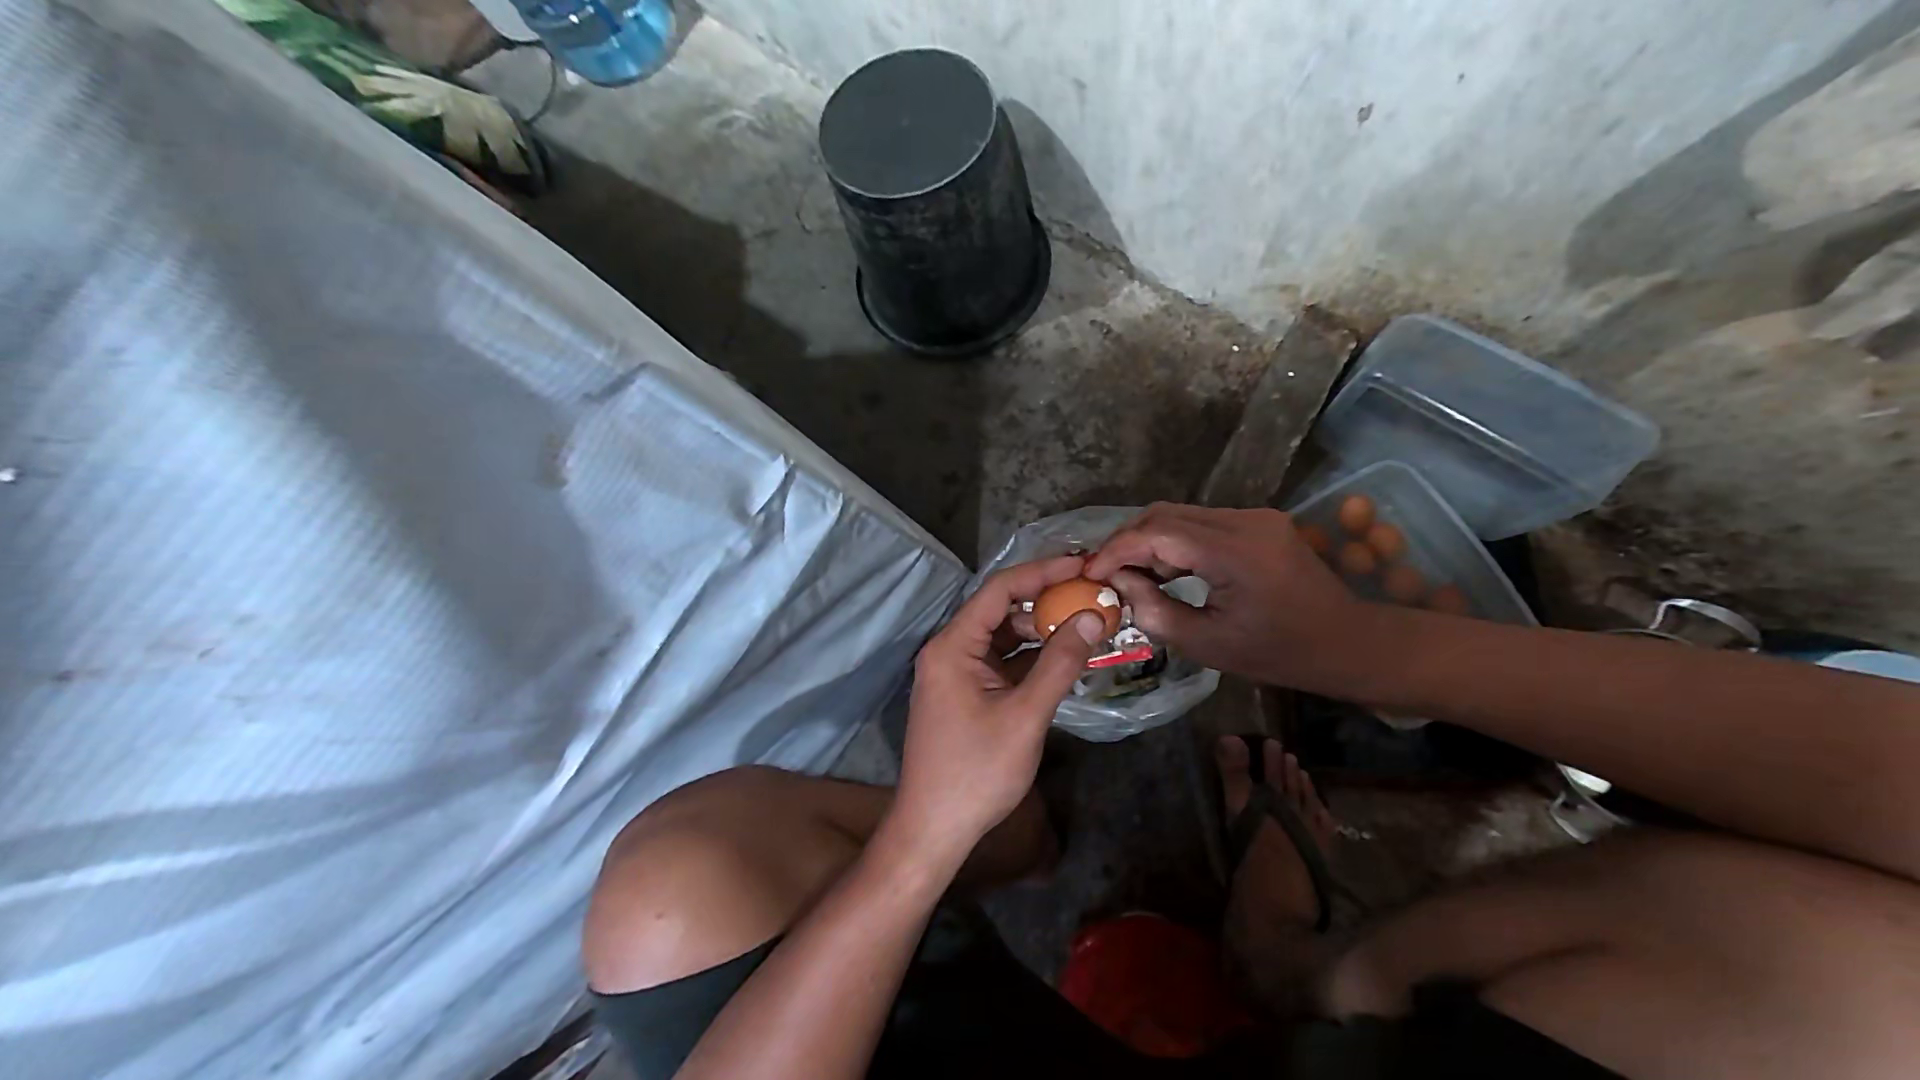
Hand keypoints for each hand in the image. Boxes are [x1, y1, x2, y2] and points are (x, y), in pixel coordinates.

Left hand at [892, 556, 1105, 857]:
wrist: (934, 828)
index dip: (1043, 572)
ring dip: (1040, 630)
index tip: (1084, 565)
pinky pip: (1001, 663)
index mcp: (952, 646)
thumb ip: (1059, 662)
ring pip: (1002, 637)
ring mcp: (955, 673)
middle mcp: (949, 650)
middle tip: (1091, 595)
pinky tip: (1064, 658)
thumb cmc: (977, 771)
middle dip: (1046, 601)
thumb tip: (1092, 617)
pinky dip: (1030, 658)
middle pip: (1000, 610)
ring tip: (1085, 625)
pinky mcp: (965, 694)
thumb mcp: (1025, 715)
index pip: (1000, 590)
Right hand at [1084, 504, 1371, 692]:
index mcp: (1235, 552)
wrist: (1348, 643)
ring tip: (1130, 575)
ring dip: (1149, 541)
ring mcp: (1254, 518)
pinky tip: (1165, 570)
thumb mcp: (1208, 644)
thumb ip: (1155, 611)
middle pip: (1165, 514)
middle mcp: (1244, 521)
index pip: (1157, 533)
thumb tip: (1120, 583)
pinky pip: (1201, 523)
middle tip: (1105, 573)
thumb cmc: (1278, 653)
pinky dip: (1174, 542)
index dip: (1116, 550)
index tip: (1090, 573)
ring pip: (1180, 515)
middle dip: (1127, 541)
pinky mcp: (1258, 523)